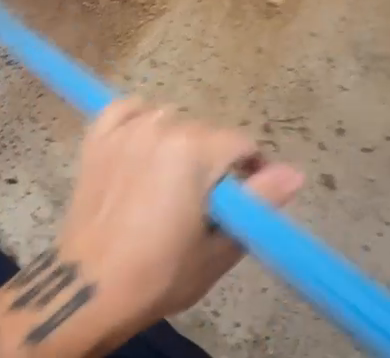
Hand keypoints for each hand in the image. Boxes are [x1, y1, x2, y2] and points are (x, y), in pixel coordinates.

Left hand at [55, 99, 302, 332]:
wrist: (97, 280)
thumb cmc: (163, 271)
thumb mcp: (220, 245)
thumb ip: (259, 202)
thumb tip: (294, 172)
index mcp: (193, 152)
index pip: (240, 143)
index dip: (253, 168)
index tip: (249, 197)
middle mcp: (158, 129)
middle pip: (202, 131)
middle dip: (215, 158)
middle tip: (209, 199)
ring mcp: (123, 130)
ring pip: (165, 118)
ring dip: (178, 139)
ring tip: (175, 178)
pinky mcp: (96, 138)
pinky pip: (123, 110)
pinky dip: (138, 118)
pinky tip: (143, 142)